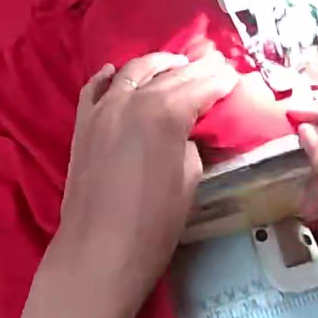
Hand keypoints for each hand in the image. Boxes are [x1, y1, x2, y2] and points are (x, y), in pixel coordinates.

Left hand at [49, 52, 238, 317]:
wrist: (97, 253)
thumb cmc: (154, 224)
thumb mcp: (190, 180)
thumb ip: (190, 143)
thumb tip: (187, 129)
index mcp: (165, 113)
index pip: (201, 86)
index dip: (221, 81)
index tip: (234, 77)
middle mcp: (132, 100)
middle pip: (171, 74)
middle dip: (197, 68)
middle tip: (216, 65)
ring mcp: (102, 109)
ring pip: (133, 71)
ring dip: (158, 64)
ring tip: (176, 63)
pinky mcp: (82, 124)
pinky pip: (93, 88)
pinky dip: (108, 76)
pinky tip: (115, 71)